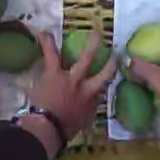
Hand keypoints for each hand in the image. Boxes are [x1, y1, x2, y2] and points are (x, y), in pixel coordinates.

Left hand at [24, 31, 116, 154]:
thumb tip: (87, 110)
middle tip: (114, 50)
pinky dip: (47, 43)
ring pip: (86, 58)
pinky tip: (44, 32)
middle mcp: (86, 88)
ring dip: (92, 44)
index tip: (112, 71)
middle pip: (104, 73)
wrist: (48, 127)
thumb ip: (86, 112)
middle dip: (111, 61)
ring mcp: (71, 78)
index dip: (107, 79)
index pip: (102, 88)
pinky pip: (52, 54)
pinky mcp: (55, 73)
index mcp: (91, 101)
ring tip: (95, 30)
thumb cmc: (63, 129)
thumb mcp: (81, 123)